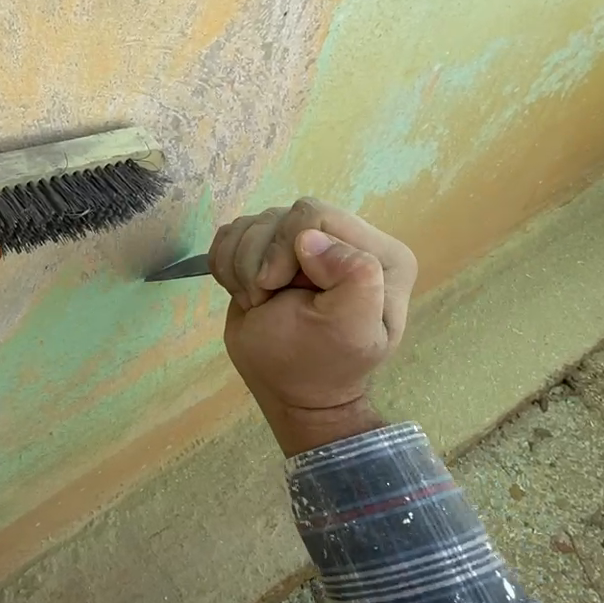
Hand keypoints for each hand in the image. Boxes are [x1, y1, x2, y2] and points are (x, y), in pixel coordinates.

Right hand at [207, 198, 417, 455]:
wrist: (282, 387)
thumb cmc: (315, 364)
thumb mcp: (347, 329)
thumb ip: (352, 279)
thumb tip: (310, 239)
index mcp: (378, 255)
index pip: (317, 215)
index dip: (285, 248)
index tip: (275, 288)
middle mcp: (343, 239)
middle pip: (281, 216)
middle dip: (258, 258)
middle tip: (261, 297)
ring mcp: (303, 241)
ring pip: (253, 223)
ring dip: (239, 265)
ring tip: (254, 301)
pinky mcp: (268, 248)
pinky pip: (233, 231)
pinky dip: (226, 262)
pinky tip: (242, 291)